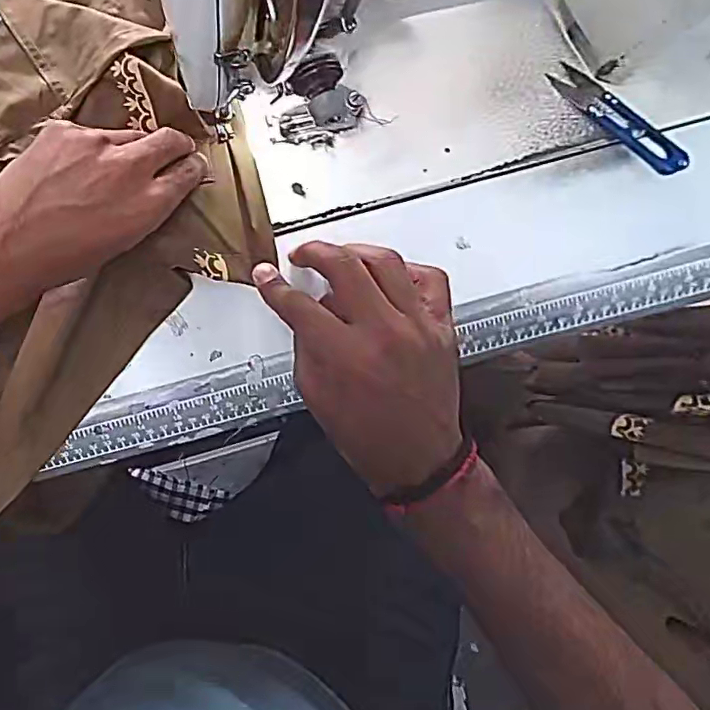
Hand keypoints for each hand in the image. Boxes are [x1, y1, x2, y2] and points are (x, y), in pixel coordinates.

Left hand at [0, 121, 208, 322]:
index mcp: (148, 204)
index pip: (187, 171)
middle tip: (172, 150)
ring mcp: (94, 142)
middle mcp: (128, 167)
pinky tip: (70, 167)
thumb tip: (157, 191)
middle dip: (175, 145)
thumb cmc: (57, 260)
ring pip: (127, 133)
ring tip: (105, 169)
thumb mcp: (119, 242)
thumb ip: (145, 210)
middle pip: (169, 139)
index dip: (190, 168)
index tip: (189, 166)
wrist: (1, 247)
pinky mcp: (63, 130)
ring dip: (125, 147)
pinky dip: (85, 146)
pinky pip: (87, 132)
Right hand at [253, 242, 465, 494]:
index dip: (274, 285)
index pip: (299, 303)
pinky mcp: (441, 327)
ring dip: (353, 251)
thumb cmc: (368, 434)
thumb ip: (305, 345)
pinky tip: (388, 274)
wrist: (419, 458)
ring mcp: (417, 326)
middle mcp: (383, 334)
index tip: (267, 275)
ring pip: (385, 262)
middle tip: (302, 255)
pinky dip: (405, 269)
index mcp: (345, 355)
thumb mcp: (314, 392)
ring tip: (340, 256)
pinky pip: (429, 278)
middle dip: (313, 252)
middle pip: (342, 266)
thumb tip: (301, 311)